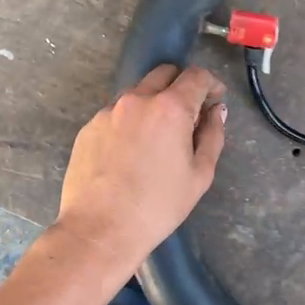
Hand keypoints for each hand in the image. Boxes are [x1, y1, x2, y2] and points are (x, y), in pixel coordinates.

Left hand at [53, 64, 226, 269]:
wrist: (99, 231)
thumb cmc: (157, 206)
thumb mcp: (199, 175)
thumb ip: (212, 135)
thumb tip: (216, 111)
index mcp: (170, 108)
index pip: (196, 76)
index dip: (211, 84)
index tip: (214, 100)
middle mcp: (138, 100)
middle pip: (165, 73)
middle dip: (181, 86)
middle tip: (187, 115)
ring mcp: (108, 111)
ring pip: (138, 92)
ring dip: (153, 102)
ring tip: (156, 137)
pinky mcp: (88, 127)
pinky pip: (116, 113)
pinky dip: (130, 121)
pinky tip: (130, 152)